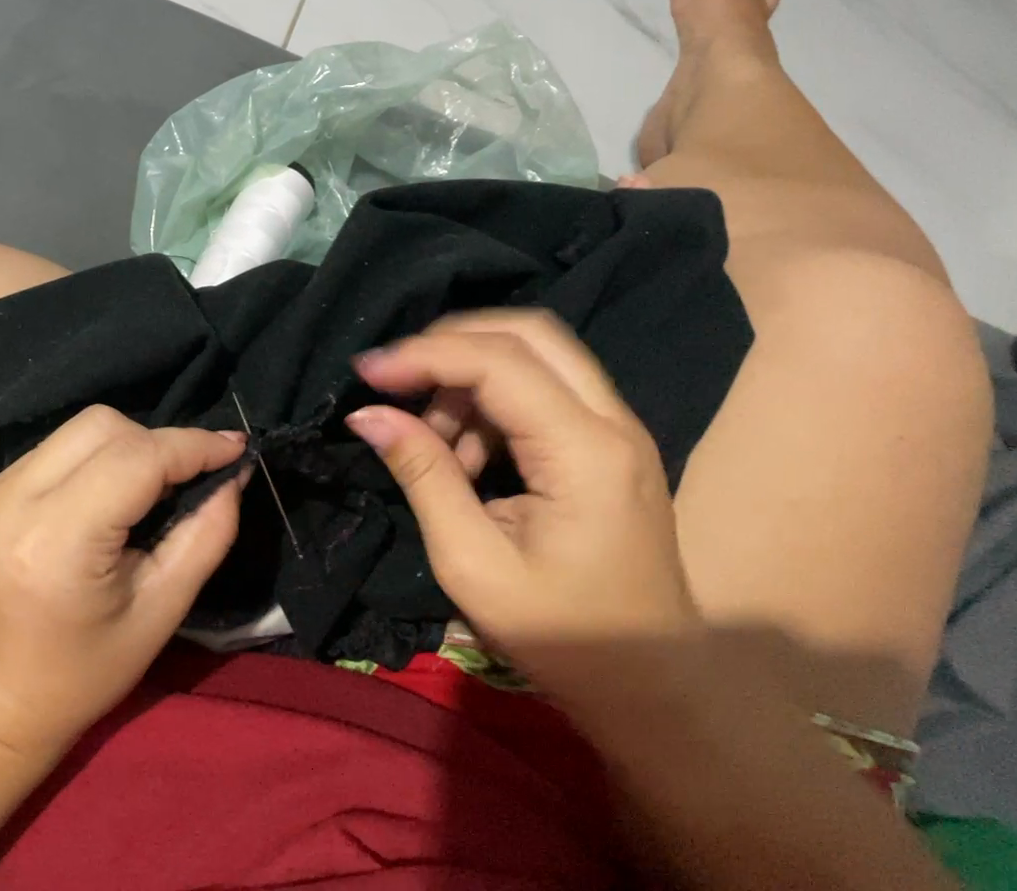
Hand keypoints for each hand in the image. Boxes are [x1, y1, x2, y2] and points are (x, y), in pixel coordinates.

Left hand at [0, 406, 247, 758]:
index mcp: (55, 542)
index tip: (236, 449)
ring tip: (149, 493)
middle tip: (188, 482)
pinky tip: (105, 500)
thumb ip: (205, 535)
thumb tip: (234, 472)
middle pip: (102, 426)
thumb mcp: (161, 611)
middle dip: (157, 443)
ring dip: (125, 447)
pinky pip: (54, 448)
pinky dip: (93, 459)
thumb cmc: (85, 671)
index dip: (192, 446)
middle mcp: (11, 502)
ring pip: (77, 429)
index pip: (135, 459)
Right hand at [345, 310, 700, 696]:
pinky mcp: (606, 445)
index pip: (499, 363)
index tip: (365, 372)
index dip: (425, 355)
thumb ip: (423, 476)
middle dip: (450, 343)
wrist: (651, 682)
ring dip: (469, 378)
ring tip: (431, 440)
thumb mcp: (472, 562)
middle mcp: (611, 423)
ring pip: (536, 356)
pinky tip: (465, 456)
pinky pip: (542, 390)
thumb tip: (367, 415)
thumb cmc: (560, 633)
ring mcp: (616, 430)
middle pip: (529, 333)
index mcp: (583, 452)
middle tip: (395, 378)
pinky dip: (490, 401)